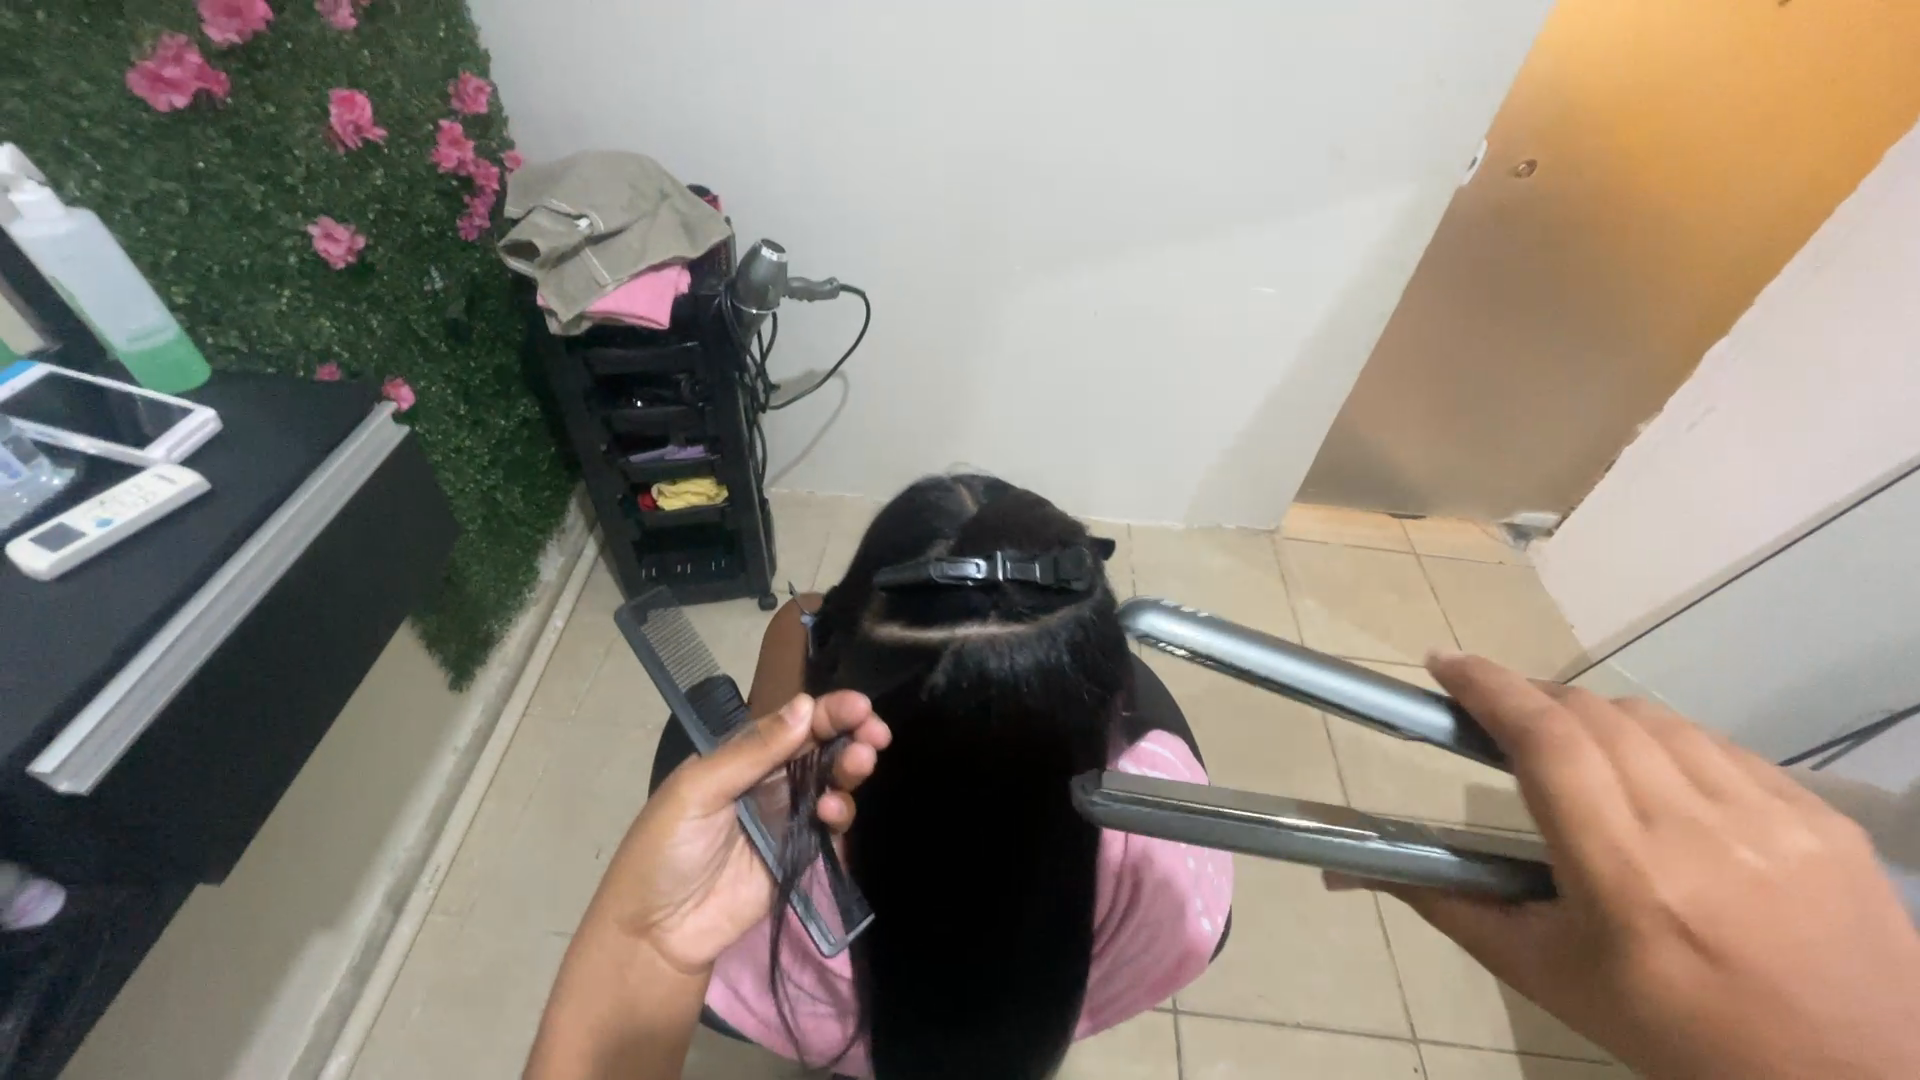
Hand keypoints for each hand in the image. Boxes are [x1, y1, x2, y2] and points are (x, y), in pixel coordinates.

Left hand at [526, 693, 888, 1079]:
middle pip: (820, 747)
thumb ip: (754, 751)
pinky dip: (839, 812)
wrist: (654, 937)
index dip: (828, 711)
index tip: (861, 706)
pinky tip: (832, 811)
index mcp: (740, 757)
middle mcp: (768, 781)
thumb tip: (806, 705)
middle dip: (851, 734)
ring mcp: (785, 818)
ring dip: (850, 767)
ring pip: (831, 781)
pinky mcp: (799, 854)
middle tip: (876, 733)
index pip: (792, 723)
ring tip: (860, 763)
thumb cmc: (664, 851)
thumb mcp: (699, 790)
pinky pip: (829, 825)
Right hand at [1367, 653, 1919, 1078]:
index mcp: (1627, 876)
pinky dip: (1661, 742)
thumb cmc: (1672, 1031)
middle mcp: (1704, 834)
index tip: (1444, 664)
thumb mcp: (1541, 972)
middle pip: (1594, 715)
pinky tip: (1652, 779)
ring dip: (1592, 718)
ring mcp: (1777, 821)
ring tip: (1570, 747)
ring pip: (1654, 719)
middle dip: (1529, 698)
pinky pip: (1717, 745)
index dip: (1490, 687)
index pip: (1548, 742)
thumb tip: (1340, 868)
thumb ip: (1443, 903)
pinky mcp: (1825, 820)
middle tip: (1494, 714)